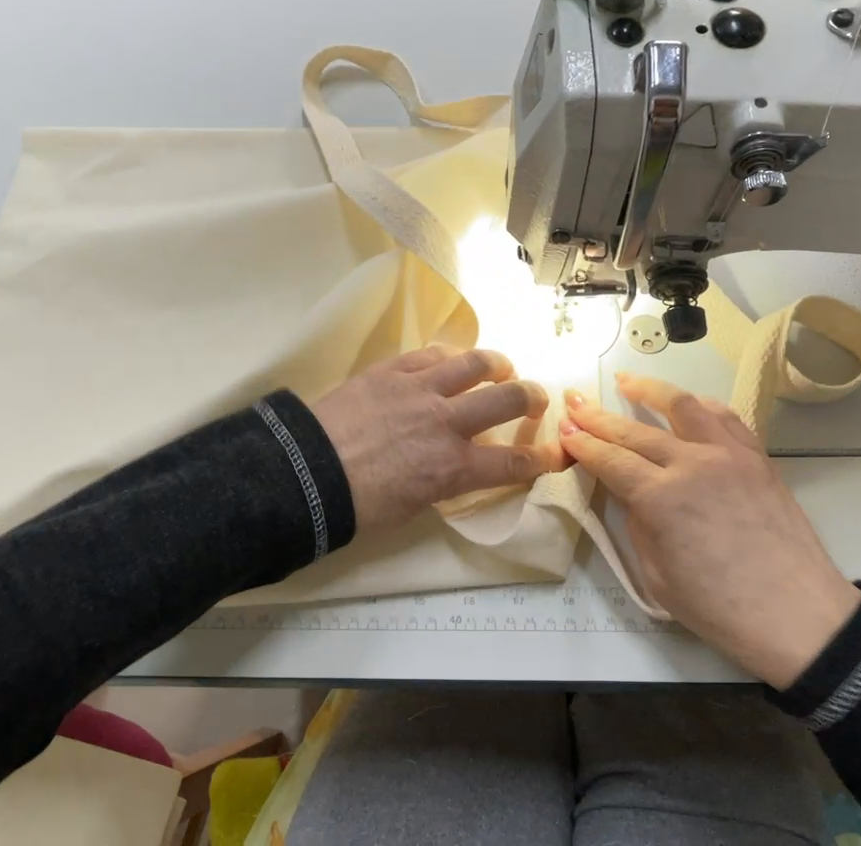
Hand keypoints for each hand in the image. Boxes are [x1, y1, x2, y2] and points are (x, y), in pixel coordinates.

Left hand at [310, 347, 563, 533]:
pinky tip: (451, 360)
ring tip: (501, 367)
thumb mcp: (412, 506)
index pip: (513, 463)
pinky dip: (449, 357)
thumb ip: (443, 482)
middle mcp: (446, 423)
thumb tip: (452, 467)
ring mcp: (420, 390)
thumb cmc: (358, 504)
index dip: (541, 459)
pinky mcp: (392, 370)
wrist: (307, 473)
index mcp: (453, 467)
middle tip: (535, 399)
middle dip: (531, 398)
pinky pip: (431, 354)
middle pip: (507, 399)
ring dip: (496, 364)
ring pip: (474, 364)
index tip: (554, 454)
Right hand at [559, 375, 860, 688]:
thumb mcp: (656, 575)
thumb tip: (630, 492)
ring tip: (626, 381)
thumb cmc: (719, 608)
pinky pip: (723, 417)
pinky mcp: (757, 457)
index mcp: (660, 498)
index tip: (564, 431)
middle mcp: (691, 463)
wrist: (797, 616)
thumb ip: (637, 524)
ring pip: (682, 405)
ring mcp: (728, 455)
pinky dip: (698, 404)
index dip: (582, 444)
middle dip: (598, 415)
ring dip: (648, 389)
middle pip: (634, 430)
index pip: (609, 459)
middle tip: (575, 401)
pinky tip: (687, 403)